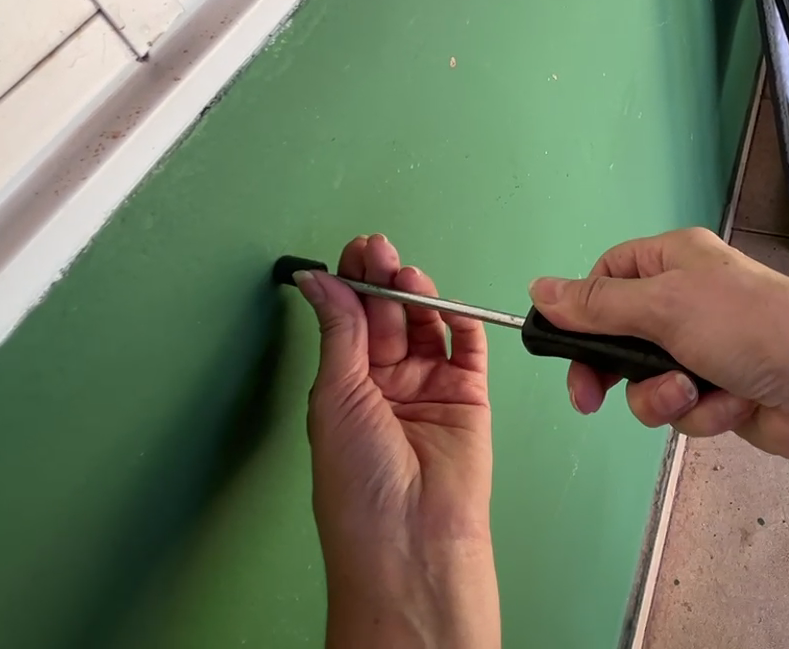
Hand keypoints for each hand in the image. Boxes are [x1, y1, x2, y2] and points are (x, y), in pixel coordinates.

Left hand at [295, 234, 498, 648]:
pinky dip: (459, 320)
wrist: (412, 539)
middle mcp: (388, 385)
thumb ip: (341, 332)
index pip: (351, 323)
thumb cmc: (360, 488)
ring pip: (425, 325)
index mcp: (347, 389)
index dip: (350, 287)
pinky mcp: (469, 394)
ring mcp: (430, 387)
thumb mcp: (338, 398)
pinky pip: (466, 346)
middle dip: (381, 280)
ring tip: (404, 270)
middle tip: (376, 248)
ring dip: (416, 294)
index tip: (349, 254)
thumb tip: (319, 282)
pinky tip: (444, 301)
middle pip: (387, 317)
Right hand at [527, 227, 788, 461]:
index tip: (561, 344)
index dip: (584, 307)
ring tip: (695, 392)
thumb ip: (596, 304)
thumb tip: (537, 287)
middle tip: (591, 398)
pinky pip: (684, 409)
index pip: (608, 274)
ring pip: (648, 381)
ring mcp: (705, 348)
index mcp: (673, 260)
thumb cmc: (743, 325)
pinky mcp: (722, 393)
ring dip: (666, 396)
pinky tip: (733, 407)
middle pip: (621, 335)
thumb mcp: (663, 306)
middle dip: (616, 370)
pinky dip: (703, 413)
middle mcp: (687, 299)